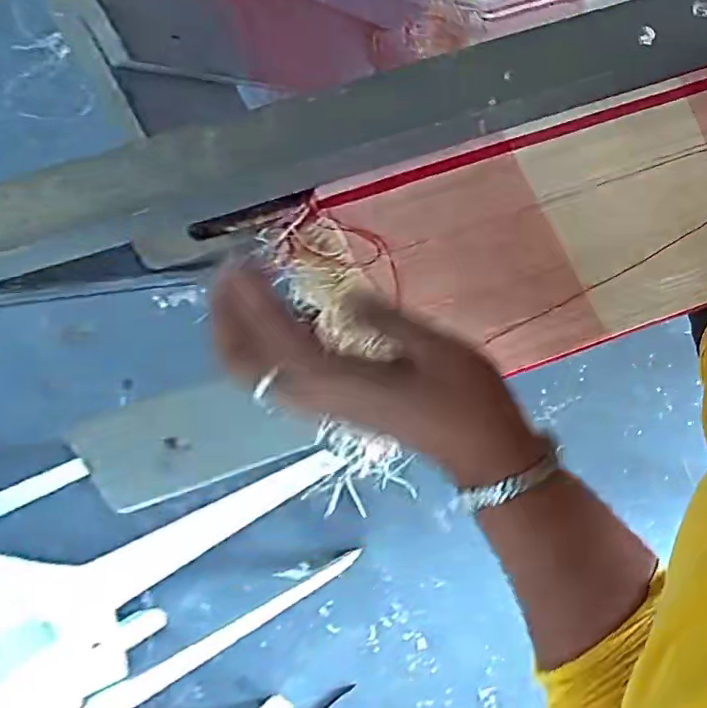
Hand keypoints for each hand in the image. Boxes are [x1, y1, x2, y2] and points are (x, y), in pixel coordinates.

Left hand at [210, 265, 545, 486]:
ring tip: (253, 294)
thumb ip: (386, 320)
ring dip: (243, 333)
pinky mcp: (338, 407)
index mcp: (337, 376)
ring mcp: (325, 405)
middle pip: (242, 361)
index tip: (241, 260)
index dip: (249, 297)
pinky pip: (284, 376)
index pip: (272, 333)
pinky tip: (299, 324)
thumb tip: (346, 298)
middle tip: (232, 276)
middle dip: (225, 317)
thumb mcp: (436, 349)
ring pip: (257, 372)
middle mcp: (316, 394)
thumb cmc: (466, 397)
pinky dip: (272, 348)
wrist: (481, 447)